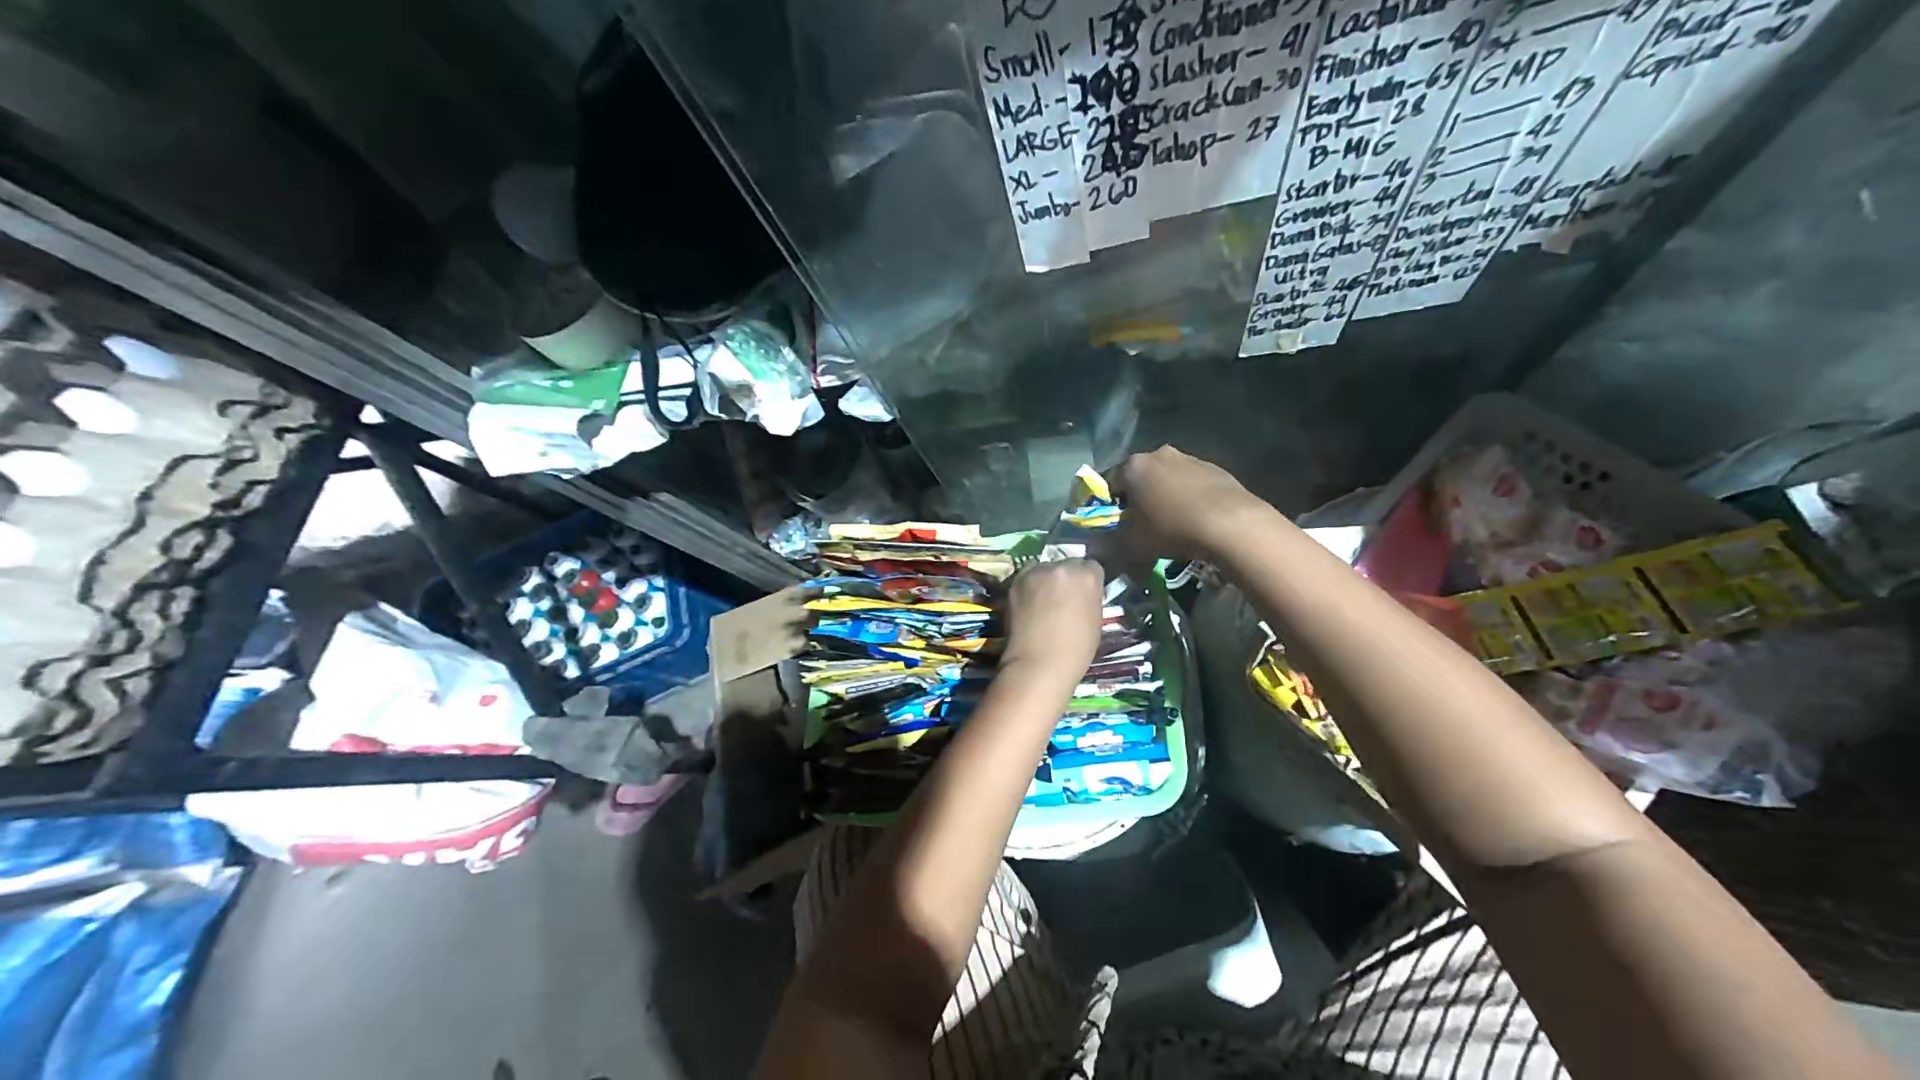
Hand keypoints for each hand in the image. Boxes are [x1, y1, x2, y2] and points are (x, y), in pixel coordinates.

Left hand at [1002, 559, 1104, 674]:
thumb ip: (1089, 598)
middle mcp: (1062, 567)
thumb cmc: (1076, 649)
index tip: (1082, 595)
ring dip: (1046, 581)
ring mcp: (1037, 572)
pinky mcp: (1016, 580)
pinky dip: (1029, 588)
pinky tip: (1029, 606)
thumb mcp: (1095, 619)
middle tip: (1061, 599)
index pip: (1091, 568)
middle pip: (1067, 565)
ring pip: (1045, 569)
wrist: (1039, 663)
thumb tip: (1081, 594)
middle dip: (1066, 579)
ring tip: (1042, 604)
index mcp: (1088, 576)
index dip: (1087, 582)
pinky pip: (1027, 578)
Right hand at [1113, 446, 1272, 560]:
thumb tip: (1103, 550)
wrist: (1230, 524)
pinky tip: (1195, 518)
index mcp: (1132, 467)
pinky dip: (1188, 496)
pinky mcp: (1214, 467)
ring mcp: (1189, 458)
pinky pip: (1191, 482)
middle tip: (1143, 525)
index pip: (1108, 483)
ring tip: (1173, 523)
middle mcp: (1158, 454)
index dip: (1109, 506)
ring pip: (1167, 478)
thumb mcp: (1135, 546)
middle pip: (1139, 478)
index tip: (1116, 525)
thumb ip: (1114, 546)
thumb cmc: (1172, 529)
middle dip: (1138, 498)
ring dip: (1165, 496)